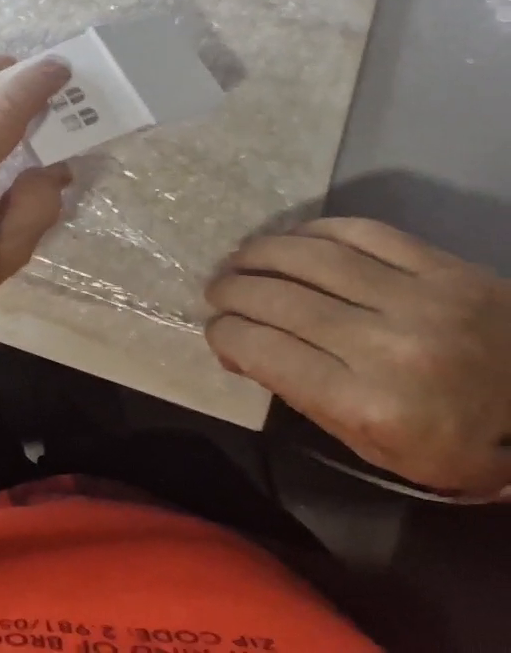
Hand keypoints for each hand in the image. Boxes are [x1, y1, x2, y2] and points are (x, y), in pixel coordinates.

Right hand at [206, 218, 510, 495]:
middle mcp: (388, 348)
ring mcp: (423, 302)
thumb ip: (299, 394)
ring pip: (303, 257)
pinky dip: (310, 233)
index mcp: (366, 403)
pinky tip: (294, 244)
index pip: (251, 345)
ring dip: (254, 255)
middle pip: (268, 297)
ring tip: (242, 263)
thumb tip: (234, 347)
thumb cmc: (458, 441)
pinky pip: (357, 232)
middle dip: (227, 293)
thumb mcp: (373, 444)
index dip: (220, 335)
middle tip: (219, 294)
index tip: (221, 335)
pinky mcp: (450, 270)